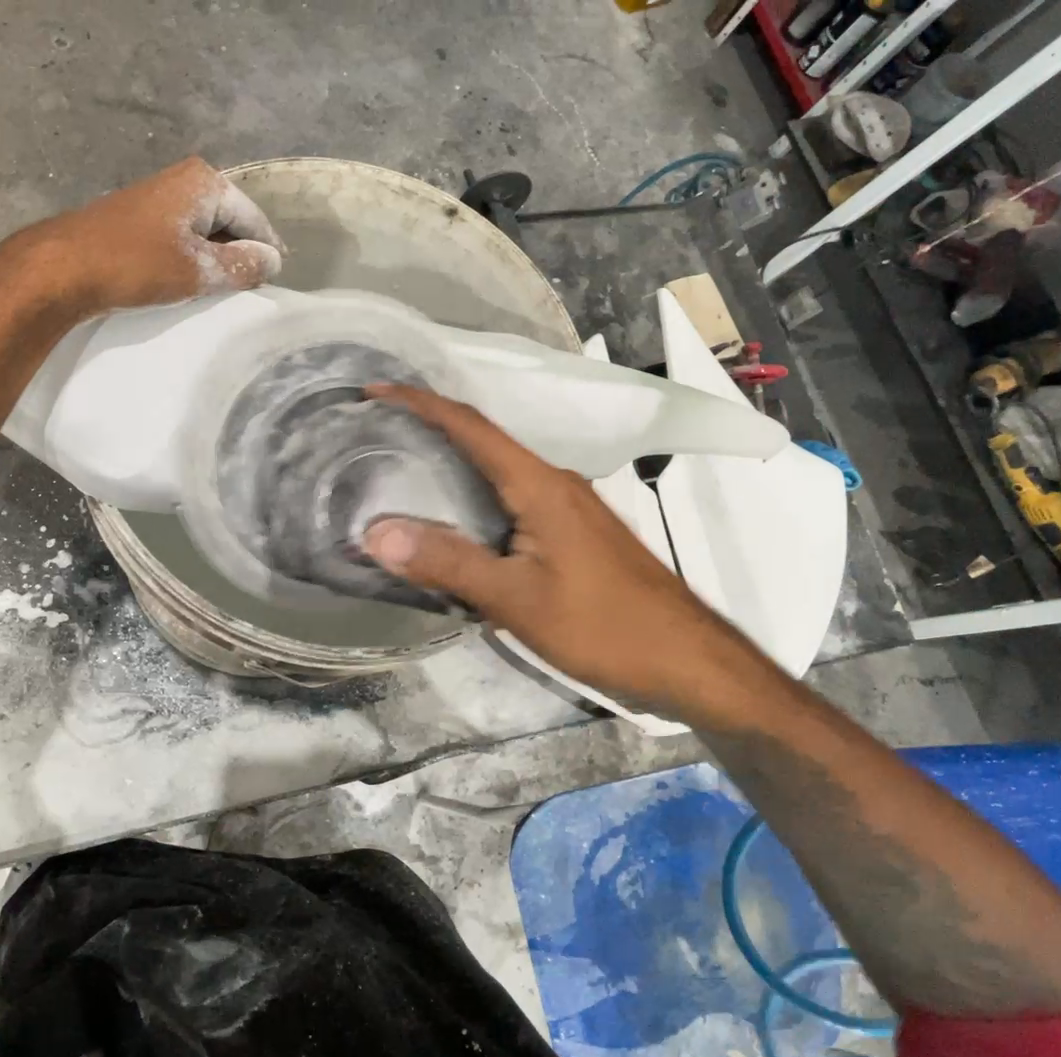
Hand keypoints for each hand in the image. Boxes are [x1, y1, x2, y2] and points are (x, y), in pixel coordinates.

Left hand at [6, 157, 285, 317]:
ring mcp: (161, 198)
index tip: (275, 285)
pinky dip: (191, 260)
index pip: (254, 219)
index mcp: (206, 182)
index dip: (267, 253)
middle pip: (230, 223)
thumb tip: (273, 261)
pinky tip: (189, 284)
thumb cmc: (137, 265)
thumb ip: (244, 266)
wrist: (64, 268)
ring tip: (221, 294)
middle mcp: (186, 180)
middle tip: (249, 294)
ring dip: (215, 261)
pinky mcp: (142, 219)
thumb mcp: (199, 271)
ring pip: (205, 233)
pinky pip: (182, 239)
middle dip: (241, 256)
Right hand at [360, 384, 772, 717]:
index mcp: (540, 485)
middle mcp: (555, 483)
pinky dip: (473, 498)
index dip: (419, 403)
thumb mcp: (516, 599)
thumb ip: (447, 562)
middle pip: (483, 442)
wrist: (688, 660)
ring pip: (498, 473)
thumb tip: (375, 533)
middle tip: (374, 438)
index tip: (372, 393)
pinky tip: (452, 525)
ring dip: (450, 465)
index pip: (471, 426)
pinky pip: (512, 500)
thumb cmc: (604, 626)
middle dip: (427, 430)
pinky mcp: (573, 534)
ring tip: (399, 476)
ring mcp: (568, 508)